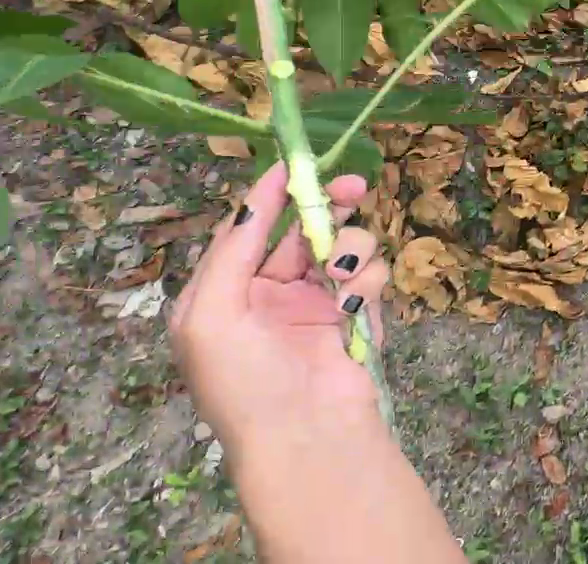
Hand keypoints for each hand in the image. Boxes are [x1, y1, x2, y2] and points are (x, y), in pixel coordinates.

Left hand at [168, 162, 390, 455]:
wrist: (307, 428)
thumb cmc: (245, 378)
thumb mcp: (212, 317)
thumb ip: (232, 253)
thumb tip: (257, 199)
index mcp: (225, 292)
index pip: (248, 229)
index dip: (271, 195)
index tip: (296, 163)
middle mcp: (272, 290)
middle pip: (305, 229)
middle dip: (330, 206)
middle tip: (355, 187)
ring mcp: (319, 299)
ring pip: (345, 245)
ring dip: (349, 251)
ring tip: (344, 275)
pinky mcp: (358, 309)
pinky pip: (370, 273)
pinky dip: (367, 282)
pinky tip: (355, 305)